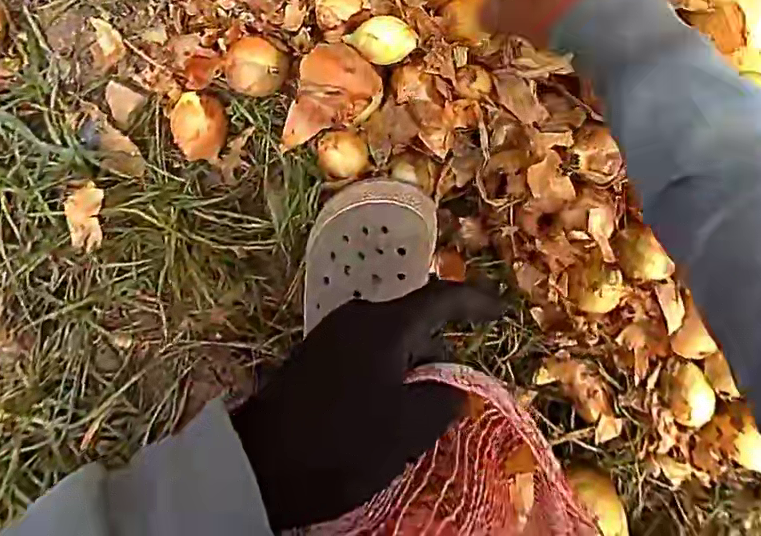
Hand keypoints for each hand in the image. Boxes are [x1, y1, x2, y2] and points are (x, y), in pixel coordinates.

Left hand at [229, 281, 503, 528]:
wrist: (257, 464)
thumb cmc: (340, 443)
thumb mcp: (406, 430)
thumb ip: (443, 400)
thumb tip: (453, 386)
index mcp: (386, 323)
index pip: (442, 298)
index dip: (477, 302)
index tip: (503, 310)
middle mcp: (361, 315)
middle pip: (416, 320)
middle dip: (441, 350)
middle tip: (458, 387)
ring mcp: (335, 332)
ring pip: (391, 339)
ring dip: (413, 366)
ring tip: (421, 408)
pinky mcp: (318, 354)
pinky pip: (369, 351)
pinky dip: (389, 371)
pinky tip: (387, 408)